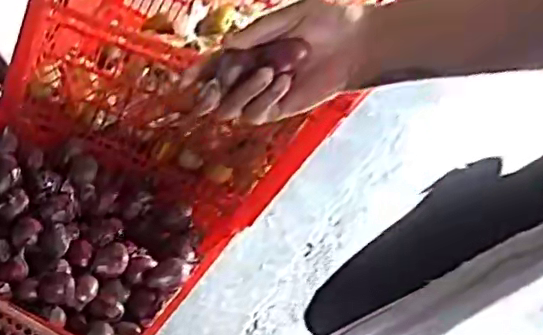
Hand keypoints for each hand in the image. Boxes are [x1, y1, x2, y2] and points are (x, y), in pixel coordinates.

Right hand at [186, 0, 371, 123]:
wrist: (357, 42)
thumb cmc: (330, 20)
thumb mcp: (294, 12)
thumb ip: (259, 28)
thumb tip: (226, 42)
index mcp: (244, 53)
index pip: (211, 68)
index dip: (195, 76)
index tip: (184, 81)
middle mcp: (244, 78)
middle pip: (210, 98)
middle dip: (208, 95)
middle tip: (214, 88)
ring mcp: (255, 98)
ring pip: (228, 109)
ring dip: (243, 92)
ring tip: (270, 72)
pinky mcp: (270, 111)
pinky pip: (253, 115)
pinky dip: (266, 98)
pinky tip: (285, 82)